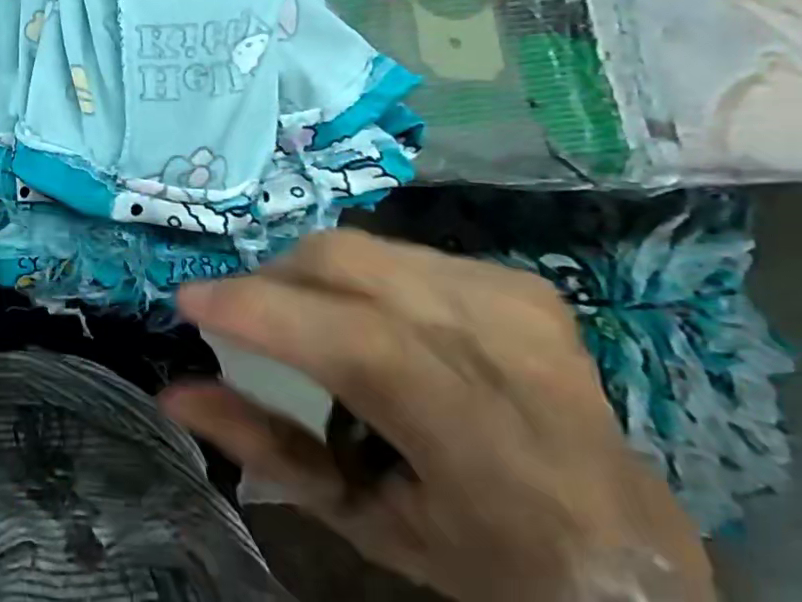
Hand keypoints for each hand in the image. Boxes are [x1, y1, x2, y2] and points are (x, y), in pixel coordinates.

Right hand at [161, 230, 711, 601]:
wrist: (628, 544)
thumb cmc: (486, 555)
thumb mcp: (363, 523)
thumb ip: (266, 450)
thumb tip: (173, 393)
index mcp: (486, 443)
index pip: (363, 345)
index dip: (263, 311)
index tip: (189, 303)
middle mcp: (510, 355)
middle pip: (347, 264)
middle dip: (270, 281)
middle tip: (243, 321)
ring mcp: (519, 306)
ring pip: (358, 245)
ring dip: (303, 275)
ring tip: (298, 320)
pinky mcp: (518, 281)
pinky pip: (392, 249)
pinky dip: (350, 275)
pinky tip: (362, 315)